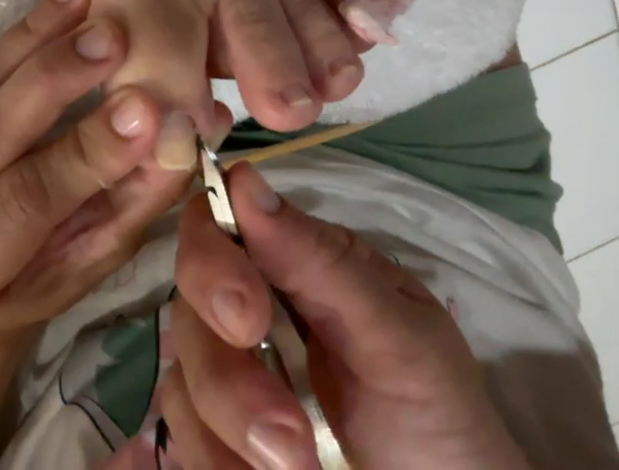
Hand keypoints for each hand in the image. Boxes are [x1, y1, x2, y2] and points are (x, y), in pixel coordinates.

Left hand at [0, 0, 221, 343]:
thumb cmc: (36, 281)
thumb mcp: (91, 259)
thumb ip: (130, 202)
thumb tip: (176, 140)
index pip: (22, 204)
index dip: (83, 153)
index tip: (144, 106)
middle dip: (53, 81)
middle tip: (112, 36)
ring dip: (32, 39)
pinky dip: (13, 35)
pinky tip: (60, 1)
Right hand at [156, 163, 531, 469]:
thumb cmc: (439, 421)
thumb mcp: (401, 340)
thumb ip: (321, 263)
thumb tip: (242, 177)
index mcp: (294, 262)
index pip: (215, 222)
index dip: (210, 257)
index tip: (247, 319)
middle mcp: (248, 304)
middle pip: (187, 304)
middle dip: (227, 373)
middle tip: (286, 436)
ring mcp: (225, 371)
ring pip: (180, 377)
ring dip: (234, 432)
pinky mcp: (211, 432)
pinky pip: (179, 437)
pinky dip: (218, 463)